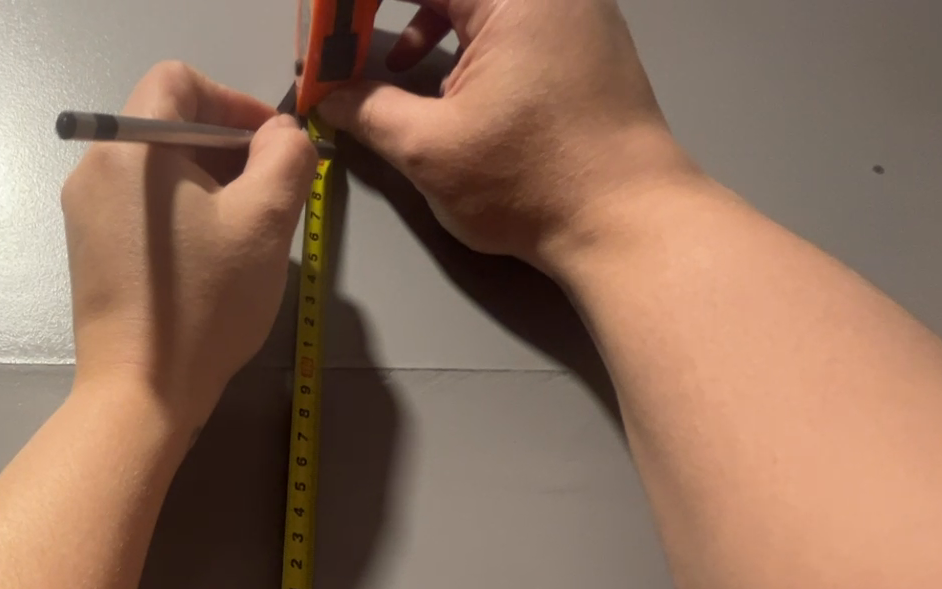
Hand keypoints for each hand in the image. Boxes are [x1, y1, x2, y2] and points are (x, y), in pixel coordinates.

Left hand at [62, 62, 317, 430]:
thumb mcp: (265, 220)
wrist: (140, 393)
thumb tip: (277, 136)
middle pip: (163, 128)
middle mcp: (92, 174)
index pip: (178, 83)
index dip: (231, 100)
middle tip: (265, 194)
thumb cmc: (203, 304)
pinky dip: (176, 217)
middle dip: (223, 148)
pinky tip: (206, 260)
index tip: (268, 145)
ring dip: (204, 187)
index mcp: (127, 150)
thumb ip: (286, 155)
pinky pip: (137, 212)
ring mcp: (83, 219)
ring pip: (153, 175)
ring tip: (241, 234)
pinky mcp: (87, 257)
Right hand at [317, 0, 701, 268]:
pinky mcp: (577, 40)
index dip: (360, 2)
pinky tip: (445, 82)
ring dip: (426, 20)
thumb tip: (327, 95)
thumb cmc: (522, 178)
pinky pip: (507, 17)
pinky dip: (462, 36)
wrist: (615, 213)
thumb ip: (368, 110)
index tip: (328, 28)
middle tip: (348, 45)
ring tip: (396, 69)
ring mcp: (570, 10)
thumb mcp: (425, 147)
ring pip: (479, 0)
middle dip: (388, 10)